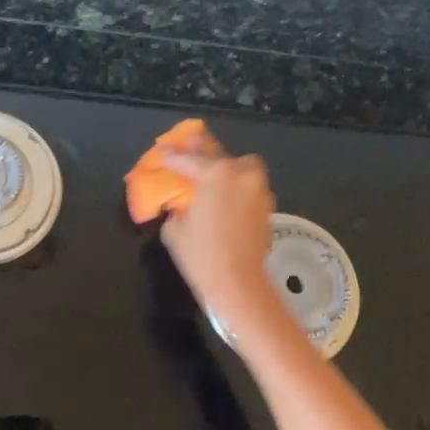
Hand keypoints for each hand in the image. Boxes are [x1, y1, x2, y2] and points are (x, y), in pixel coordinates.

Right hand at [159, 140, 280, 328]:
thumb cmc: (201, 255)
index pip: (188, 160)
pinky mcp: (267, 207)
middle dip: (203, 151)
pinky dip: (238, 186)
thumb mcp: (175, 229)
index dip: (172, 157)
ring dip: (227, 167)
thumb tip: (181, 206)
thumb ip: (177, 209)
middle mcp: (241, 174)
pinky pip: (250, 187)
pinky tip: (226, 196)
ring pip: (242, 167)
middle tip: (190, 147)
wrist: (238, 282)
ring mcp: (258, 190)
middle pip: (219, 154)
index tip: (162, 152)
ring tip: (213, 173)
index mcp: (216, 174)